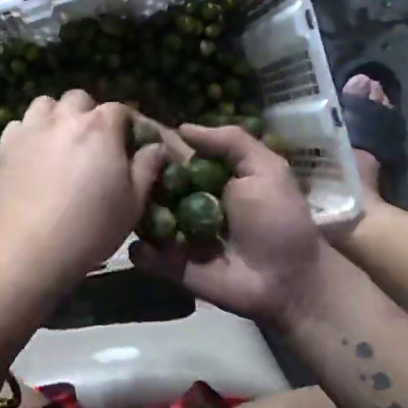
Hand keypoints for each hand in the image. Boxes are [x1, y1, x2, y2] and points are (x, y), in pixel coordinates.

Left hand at [0, 91, 165, 296]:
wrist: (30, 248)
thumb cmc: (90, 228)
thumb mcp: (132, 203)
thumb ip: (147, 168)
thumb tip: (155, 147)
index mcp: (100, 127)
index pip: (119, 109)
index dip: (126, 124)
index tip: (128, 144)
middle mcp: (64, 118)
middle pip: (79, 99)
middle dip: (89, 113)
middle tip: (93, 143)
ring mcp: (31, 129)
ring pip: (45, 104)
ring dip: (56, 116)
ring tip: (60, 140)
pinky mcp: (6, 145)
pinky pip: (19, 124)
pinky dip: (29, 132)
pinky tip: (33, 153)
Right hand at [130, 124, 350, 327]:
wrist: (288, 280)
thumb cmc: (279, 219)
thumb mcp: (266, 169)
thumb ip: (230, 141)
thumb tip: (181, 127)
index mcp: (204, 176)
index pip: (169, 153)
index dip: (149, 142)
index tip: (122, 128)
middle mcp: (183, 200)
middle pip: (147, 182)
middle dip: (132, 174)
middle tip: (118, 170)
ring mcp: (173, 233)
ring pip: (139, 215)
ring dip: (133, 210)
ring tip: (129, 207)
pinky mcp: (168, 264)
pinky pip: (143, 254)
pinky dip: (140, 250)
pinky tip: (146, 244)